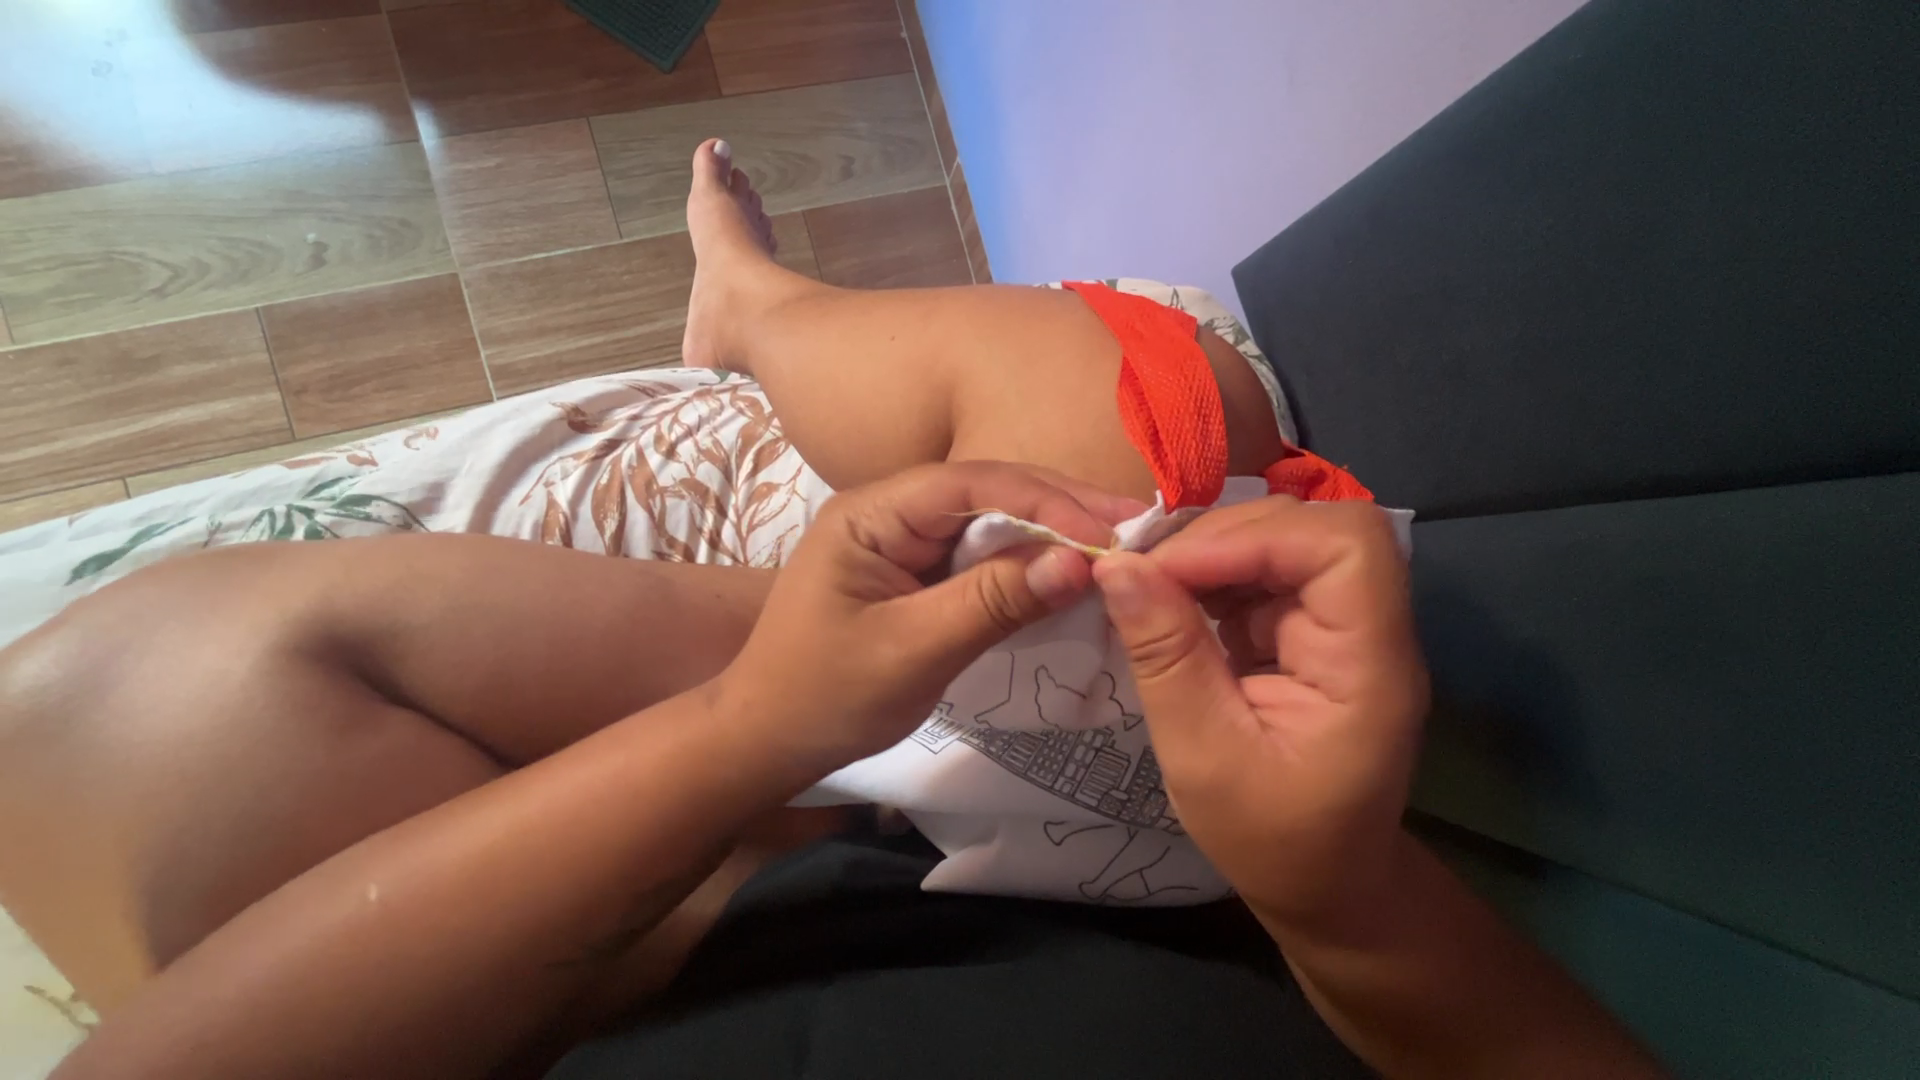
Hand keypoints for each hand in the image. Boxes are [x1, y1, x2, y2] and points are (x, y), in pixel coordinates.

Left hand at [714, 461, 1141, 772]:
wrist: (768, 737)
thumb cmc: (826, 695)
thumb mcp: (911, 651)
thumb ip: (992, 603)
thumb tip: (1081, 565)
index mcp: (872, 514)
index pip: (969, 484)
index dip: (1044, 500)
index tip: (1108, 532)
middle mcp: (890, 511)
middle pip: (987, 492)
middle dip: (1059, 508)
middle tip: (1136, 526)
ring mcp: (904, 541)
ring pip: (990, 522)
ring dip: (1051, 534)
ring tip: (1120, 543)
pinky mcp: (918, 572)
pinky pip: (981, 557)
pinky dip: (1027, 565)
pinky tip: (1070, 571)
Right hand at [1092, 497, 1428, 927]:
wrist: (1322, 882)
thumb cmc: (1271, 839)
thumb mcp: (1203, 758)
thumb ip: (1166, 657)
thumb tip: (1116, 567)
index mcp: (1368, 666)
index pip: (1344, 546)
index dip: (1255, 535)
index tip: (1169, 570)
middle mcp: (1366, 630)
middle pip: (1312, 530)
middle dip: (1219, 538)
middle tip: (1143, 574)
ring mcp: (1337, 626)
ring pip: (1280, 542)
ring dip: (1208, 553)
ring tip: (1147, 585)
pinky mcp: (1306, 630)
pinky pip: (1258, 573)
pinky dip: (1207, 576)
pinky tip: (1169, 603)